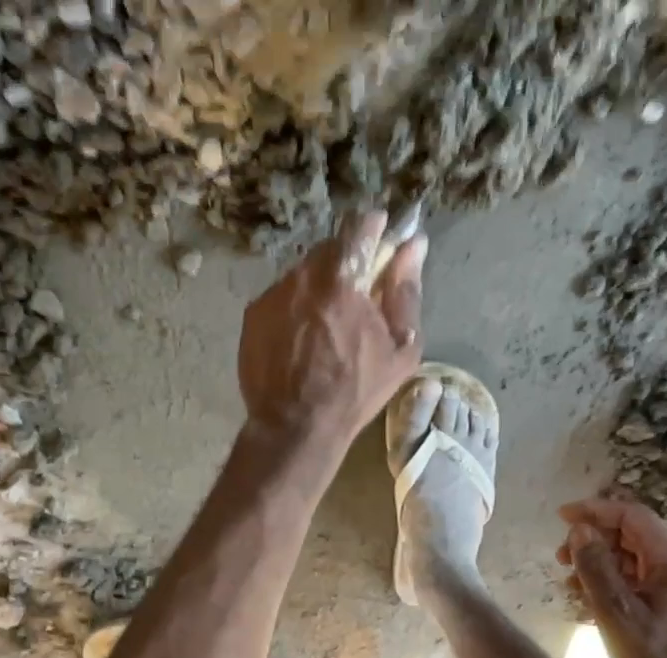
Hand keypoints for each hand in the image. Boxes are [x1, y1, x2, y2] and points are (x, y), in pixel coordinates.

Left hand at [238, 210, 426, 447]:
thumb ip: (406, 291)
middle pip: (328, 249)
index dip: (373, 225)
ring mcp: (273, 294)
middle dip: (347, 260)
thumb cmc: (357, 391)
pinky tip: (304, 339)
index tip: (383, 229)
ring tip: (329, 322)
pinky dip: (296, 308)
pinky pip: (282, 298)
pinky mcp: (253, 315)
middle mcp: (303, 277)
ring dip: (320, 286)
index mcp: (343, 280)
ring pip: (303, 274)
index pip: (358, 228)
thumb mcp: (400, 348)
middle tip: (359, 290)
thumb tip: (413, 248)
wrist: (296, 425)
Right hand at [558, 495, 666, 657]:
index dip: (593, 510)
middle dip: (593, 538)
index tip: (561, 517)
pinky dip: (613, 579)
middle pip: (630, 532)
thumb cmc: (659, 657)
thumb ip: (596, 569)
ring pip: (633, 555)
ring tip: (571, 583)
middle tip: (561, 558)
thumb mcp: (618, 614)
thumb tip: (580, 531)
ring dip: (600, 561)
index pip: (629, 514)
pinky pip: (640, 576)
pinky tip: (592, 601)